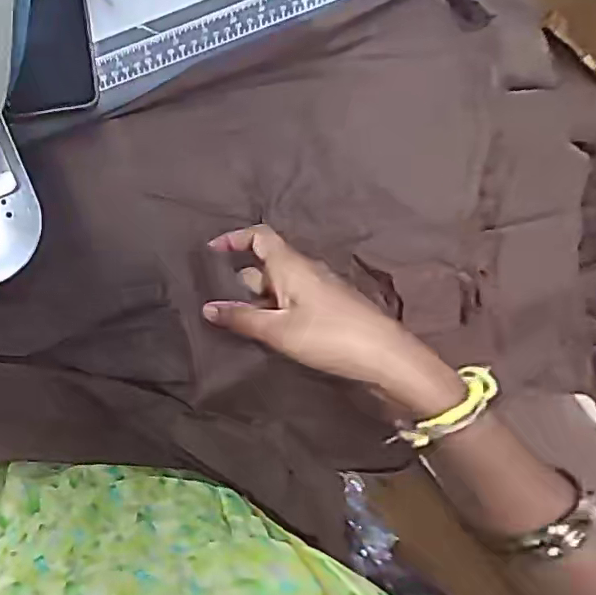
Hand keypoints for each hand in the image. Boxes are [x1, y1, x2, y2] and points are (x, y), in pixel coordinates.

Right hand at [201, 225, 464, 417]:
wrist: (387, 358)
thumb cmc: (329, 336)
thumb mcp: (277, 330)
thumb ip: (241, 318)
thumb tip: (208, 308)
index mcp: (292, 266)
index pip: (260, 236)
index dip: (234, 238)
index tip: (212, 251)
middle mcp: (305, 271)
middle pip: (265, 265)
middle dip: (240, 280)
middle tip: (217, 302)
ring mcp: (319, 289)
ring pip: (278, 285)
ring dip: (256, 299)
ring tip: (236, 322)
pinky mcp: (328, 308)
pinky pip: (291, 300)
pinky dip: (273, 310)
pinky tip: (267, 331)